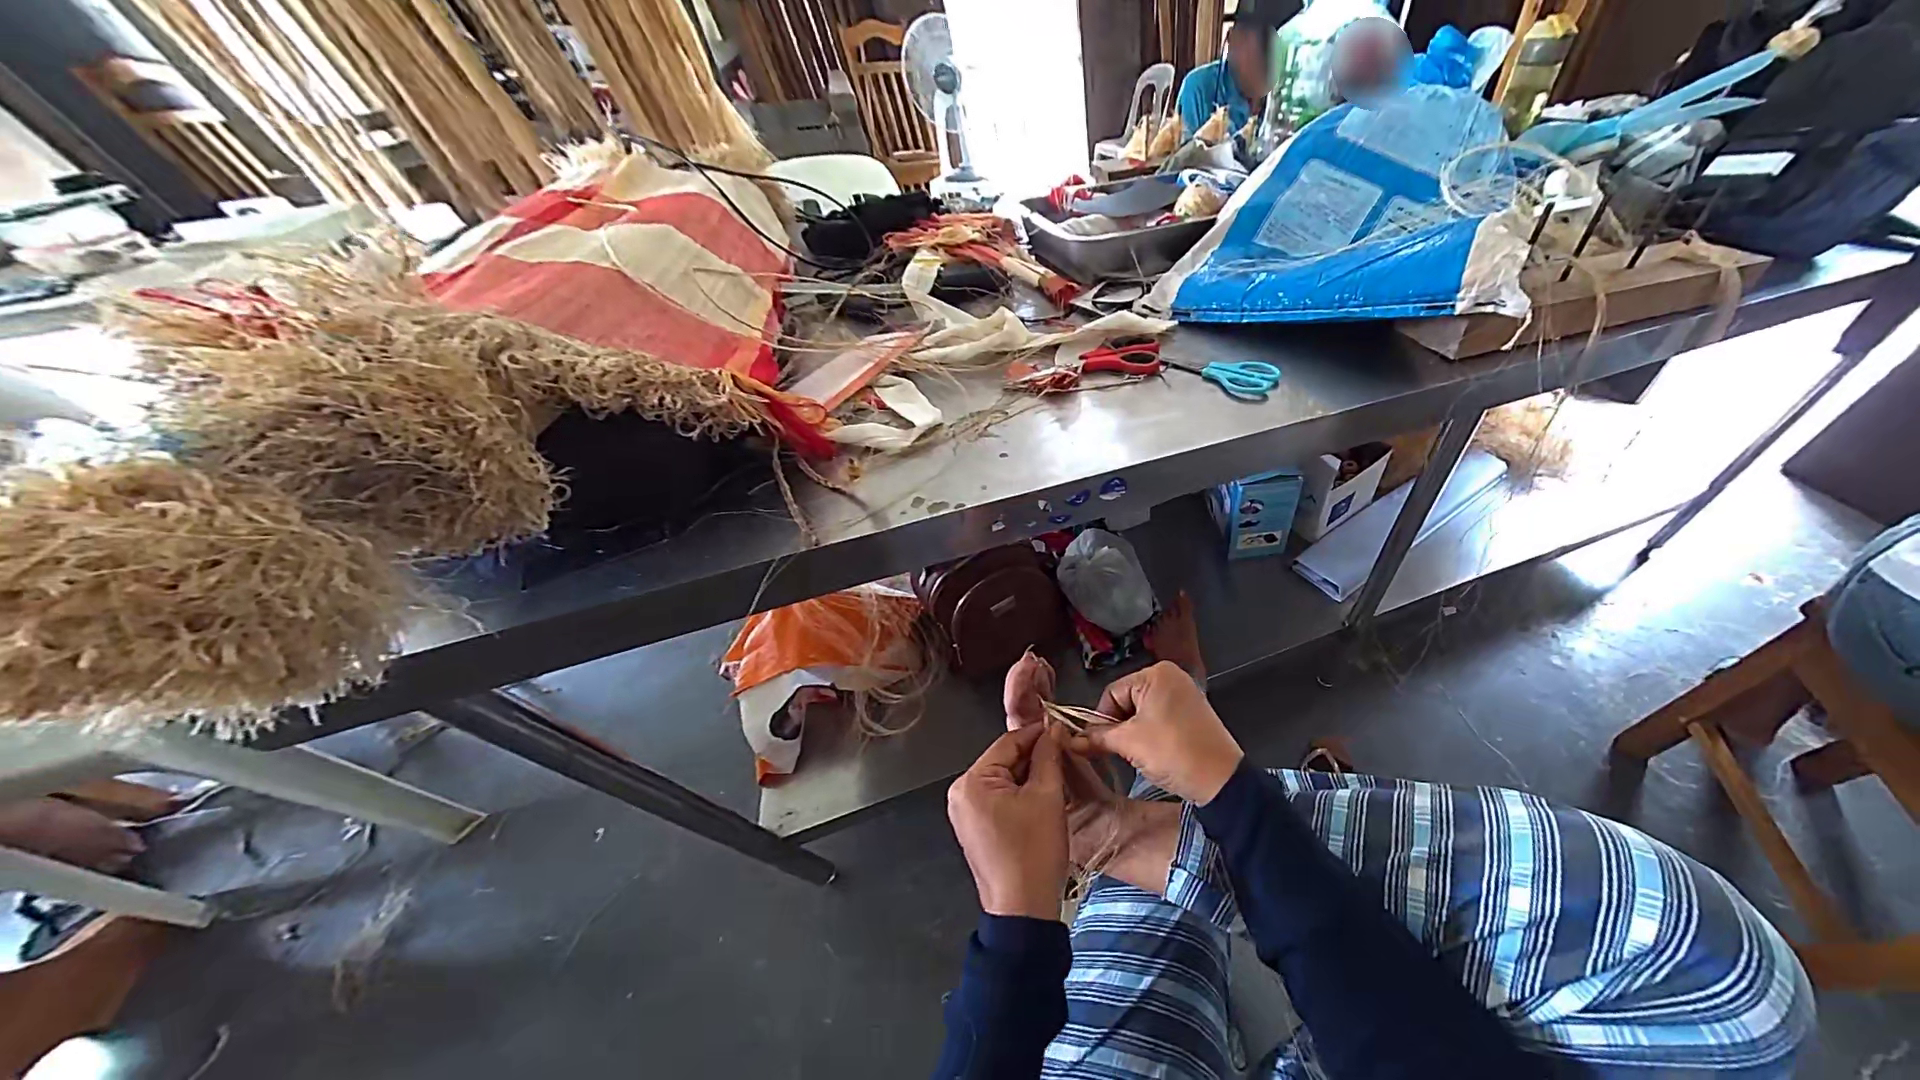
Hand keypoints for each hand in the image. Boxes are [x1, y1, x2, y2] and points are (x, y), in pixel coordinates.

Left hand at [947, 725, 1069, 920]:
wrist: (1023, 911)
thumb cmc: (1033, 853)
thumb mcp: (1046, 797)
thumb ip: (1048, 757)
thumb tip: (1052, 731)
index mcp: (971, 782)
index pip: (1007, 743)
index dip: (1037, 733)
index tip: (1060, 727)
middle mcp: (960, 793)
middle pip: (1003, 761)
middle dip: (1033, 756)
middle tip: (1064, 752)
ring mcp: (965, 812)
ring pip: (1003, 780)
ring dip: (1029, 776)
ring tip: (1058, 774)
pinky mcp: (974, 828)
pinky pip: (998, 799)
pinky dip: (1020, 795)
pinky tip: (1042, 797)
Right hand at [1089, 661, 1242, 803]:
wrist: (1222, 782)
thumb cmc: (1173, 752)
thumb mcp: (1129, 743)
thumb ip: (1097, 737)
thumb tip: (1072, 740)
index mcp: (1156, 674)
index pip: (1112, 693)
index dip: (1101, 720)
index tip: (1100, 743)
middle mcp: (1171, 677)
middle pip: (1126, 701)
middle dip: (1119, 727)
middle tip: (1121, 751)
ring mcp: (1184, 694)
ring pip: (1141, 712)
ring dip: (1133, 733)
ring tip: (1139, 754)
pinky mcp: (1192, 713)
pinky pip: (1159, 718)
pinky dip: (1151, 734)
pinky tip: (1155, 753)